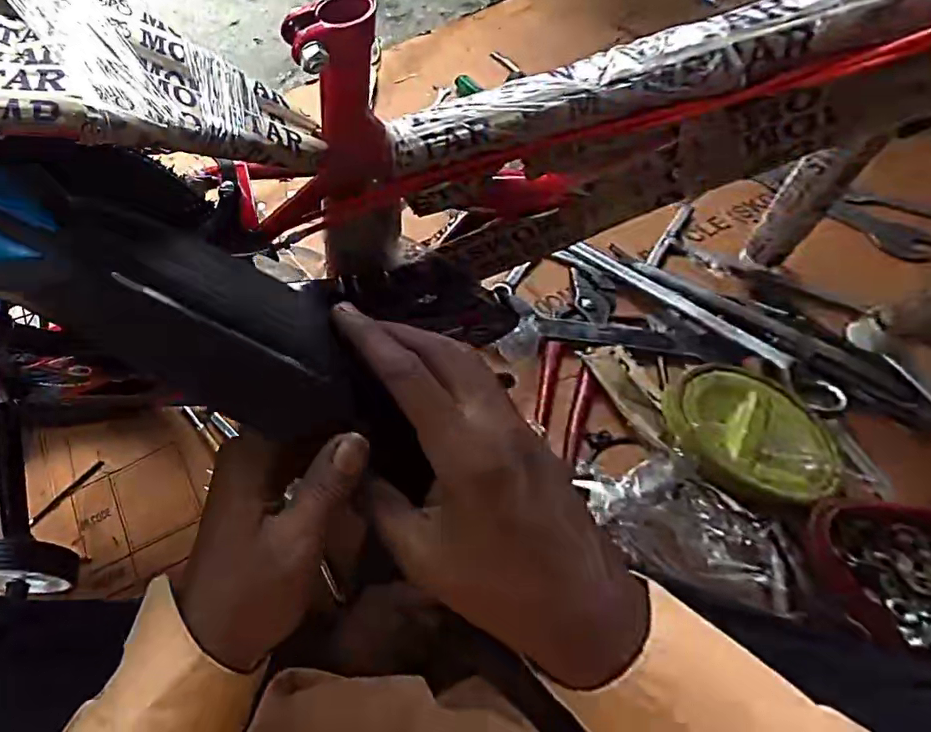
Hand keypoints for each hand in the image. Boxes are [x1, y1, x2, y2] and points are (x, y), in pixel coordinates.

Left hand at [174, 429, 368, 671]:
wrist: (214, 629)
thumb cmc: (254, 587)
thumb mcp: (298, 540)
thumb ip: (326, 486)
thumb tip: (356, 435)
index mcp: (247, 454)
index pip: (291, 411)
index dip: (331, 408)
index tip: (372, 404)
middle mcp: (241, 451)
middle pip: (292, 425)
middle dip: (332, 427)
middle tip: (382, 424)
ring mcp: (244, 469)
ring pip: (292, 444)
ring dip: (325, 448)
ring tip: (373, 441)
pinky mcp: (251, 488)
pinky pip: (286, 464)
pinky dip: (312, 467)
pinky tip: (344, 470)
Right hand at [332, 304, 649, 688]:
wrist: (591, 618)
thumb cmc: (497, 591)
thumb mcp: (416, 552)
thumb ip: (375, 496)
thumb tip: (349, 453)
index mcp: (466, 454)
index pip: (409, 375)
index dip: (370, 338)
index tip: (339, 314)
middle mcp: (497, 428)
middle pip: (446, 351)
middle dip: (396, 328)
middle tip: (354, 320)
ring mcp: (521, 429)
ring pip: (470, 360)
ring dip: (423, 340)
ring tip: (382, 337)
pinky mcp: (531, 437)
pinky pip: (481, 380)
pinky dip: (444, 361)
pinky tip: (421, 372)